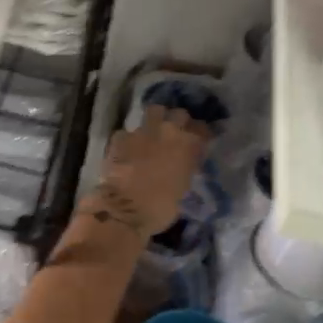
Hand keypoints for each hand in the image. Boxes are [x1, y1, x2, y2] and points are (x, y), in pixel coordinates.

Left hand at [88, 105, 212, 237]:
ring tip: (152, 132)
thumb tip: (184, 162)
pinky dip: (129, 139)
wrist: (126, 210)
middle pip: (179, 114)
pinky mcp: (121, 137)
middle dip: (178, 121)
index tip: (198, 140)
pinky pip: (128, 131)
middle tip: (174, 133)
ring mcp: (143, 131)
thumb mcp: (184, 188)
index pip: (202, 129)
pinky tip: (126, 149)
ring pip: (154, 112)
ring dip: (155, 120)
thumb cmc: (161, 208)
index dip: (200, 134)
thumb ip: (186, 167)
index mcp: (189, 145)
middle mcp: (168, 131)